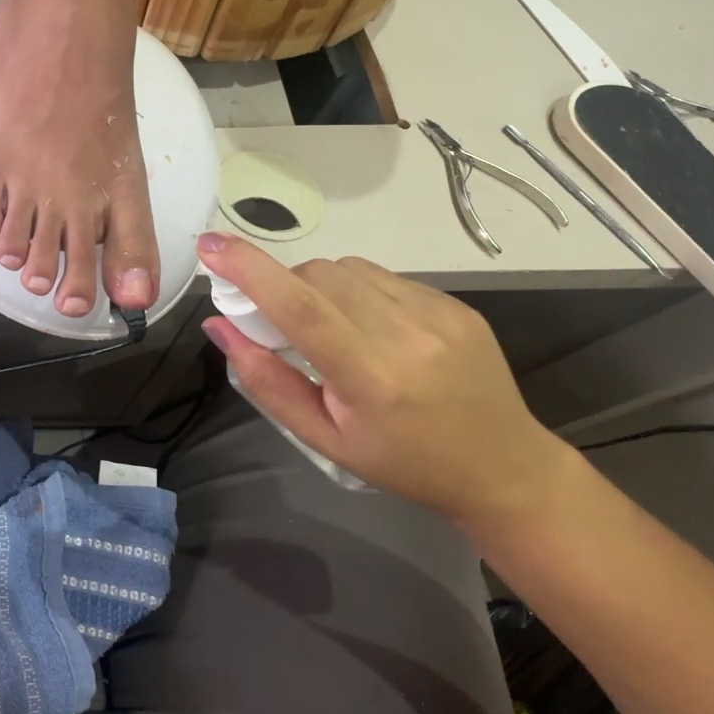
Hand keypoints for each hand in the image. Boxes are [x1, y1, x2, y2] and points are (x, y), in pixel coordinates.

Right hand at [197, 231, 576, 523]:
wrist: (503, 469)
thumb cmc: (402, 463)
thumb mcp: (323, 438)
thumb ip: (266, 380)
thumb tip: (219, 325)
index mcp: (371, 379)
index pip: (300, 307)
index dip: (251, 270)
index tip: (211, 245)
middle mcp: (407, 337)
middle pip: (318, 276)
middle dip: (284, 285)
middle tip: (279, 320)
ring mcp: (438, 315)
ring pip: (348, 268)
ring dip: (319, 285)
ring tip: (331, 326)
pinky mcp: (455, 304)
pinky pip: (383, 276)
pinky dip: (357, 291)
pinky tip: (372, 327)